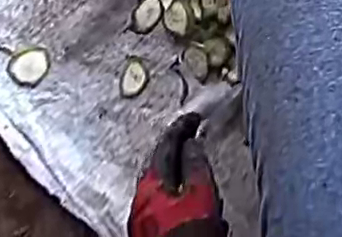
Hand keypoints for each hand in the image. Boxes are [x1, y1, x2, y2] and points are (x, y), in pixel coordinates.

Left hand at [129, 113, 226, 236]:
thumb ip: (195, 164)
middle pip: (159, 161)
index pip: (166, 142)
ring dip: (176, 169)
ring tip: (195, 164)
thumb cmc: (191, 234)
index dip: (183, 126)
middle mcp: (140, 197)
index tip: (195, 117)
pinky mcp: (146, 231)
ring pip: (160, 180)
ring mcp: (141, 216)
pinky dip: (174, 188)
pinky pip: (160, 199)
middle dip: (177, 147)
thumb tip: (191, 142)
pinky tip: (187, 194)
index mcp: (152, 182)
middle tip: (195, 137)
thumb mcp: (201, 193)